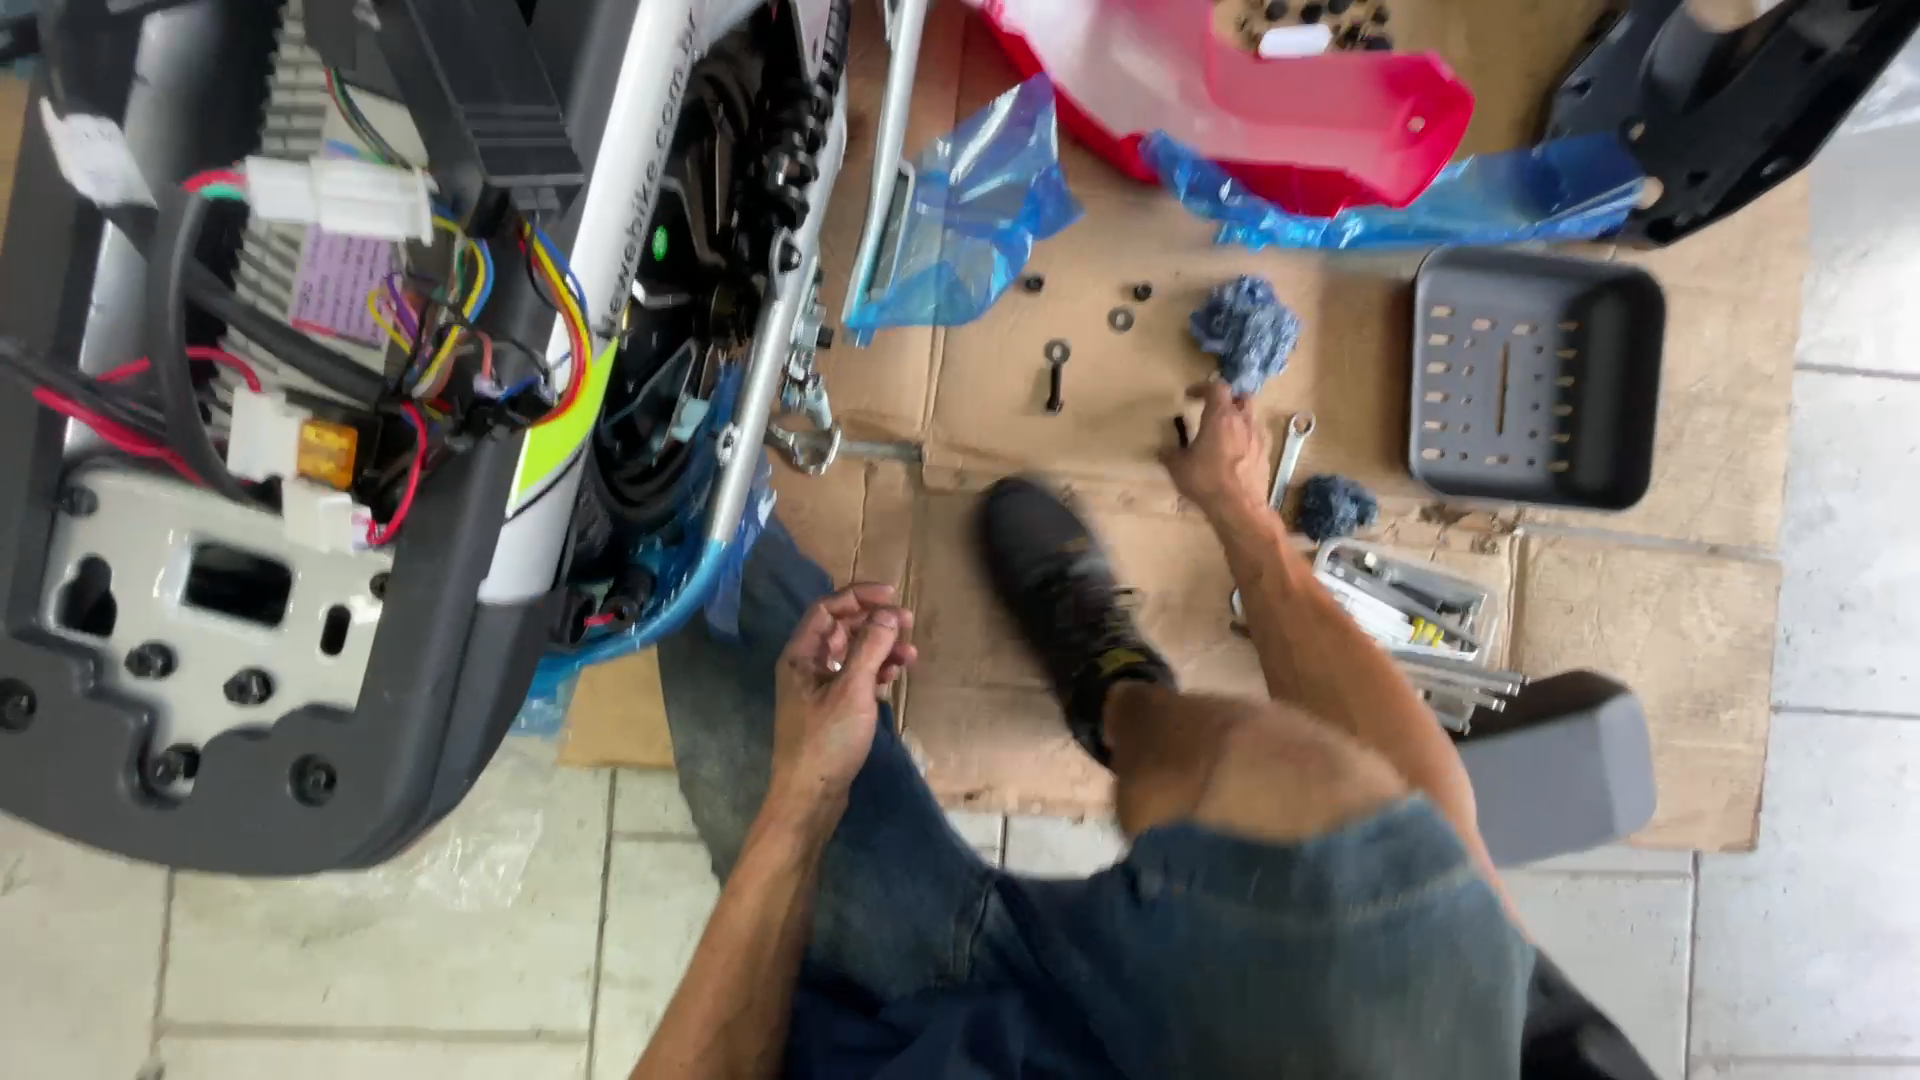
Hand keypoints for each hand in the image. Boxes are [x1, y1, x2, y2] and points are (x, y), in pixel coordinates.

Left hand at [769, 584, 917, 820]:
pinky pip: (855, 676)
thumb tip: (888, 613)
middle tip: (908, 622)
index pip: (828, 609)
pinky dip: (876, 671)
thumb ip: (871, 648)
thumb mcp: (852, 690)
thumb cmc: (827, 740)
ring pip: (852, 653)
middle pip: (842, 629)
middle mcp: (806, 665)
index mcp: (801, 654)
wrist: (809, 797)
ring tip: (910, 654)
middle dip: (875, 622)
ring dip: (880, 647)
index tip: (891, 595)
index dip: (858, 596)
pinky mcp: (831, 708)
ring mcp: (818, 688)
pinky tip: (894, 676)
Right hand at [1160, 381, 1271, 520]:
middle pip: (1241, 397)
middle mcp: (1242, 421)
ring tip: (1224, 434)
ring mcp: (1258, 437)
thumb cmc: (1206, 480)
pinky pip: (1256, 438)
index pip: (1216, 388)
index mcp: (1220, 417)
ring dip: (1238, 419)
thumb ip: (1170, 454)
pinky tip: (1234, 455)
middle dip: (1228, 400)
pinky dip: (1245, 439)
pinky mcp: (1265, 454)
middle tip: (1214, 410)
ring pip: (1250, 417)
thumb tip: (1164, 450)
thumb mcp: (1178, 468)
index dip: (1203, 388)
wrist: (1239, 506)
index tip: (1190, 396)